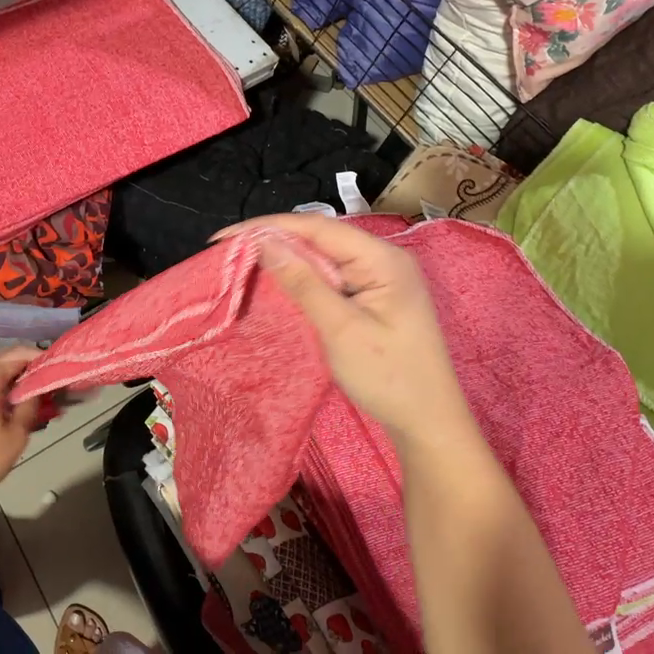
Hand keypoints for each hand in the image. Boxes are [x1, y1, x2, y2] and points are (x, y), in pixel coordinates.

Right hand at [217, 214, 476, 448]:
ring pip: (322, 255)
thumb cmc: (389, 377)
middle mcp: (382, 258)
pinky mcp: (372, 296)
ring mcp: (379, 277)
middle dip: (272, 240)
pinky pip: (330, 274)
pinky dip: (301, 276)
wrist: (429, 426)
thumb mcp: (340, 328)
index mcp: (382, 258)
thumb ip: (302, 281)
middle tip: (227, 252)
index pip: (316, 227)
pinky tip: (277, 281)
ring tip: (243, 262)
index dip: (267, 227)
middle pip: (319, 236)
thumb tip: (263, 242)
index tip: (223, 238)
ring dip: (285, 258)